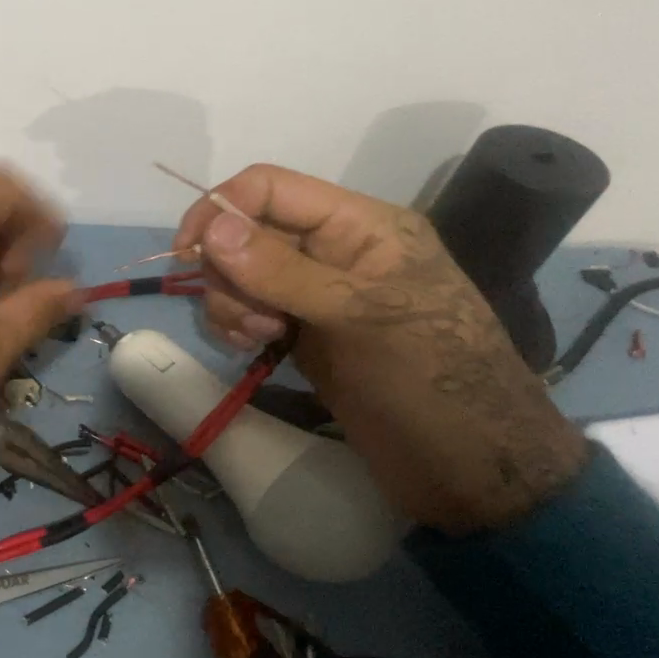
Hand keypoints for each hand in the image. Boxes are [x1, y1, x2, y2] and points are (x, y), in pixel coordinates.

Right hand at [173, 165, 588, 534]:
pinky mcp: (299, 331)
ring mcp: (312, 293)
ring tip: (261, 337)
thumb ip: (282, 270)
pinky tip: (254, 347)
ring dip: (230, 302)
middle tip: (249, 313)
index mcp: (360, 225)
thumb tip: (213, 229)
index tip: (189, 252)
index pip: (270, 187)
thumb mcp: (359, 315)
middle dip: (228, 268)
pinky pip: (244, 308)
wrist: (469, 469)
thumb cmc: (429, 378)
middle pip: (244, 230)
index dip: (221, 208)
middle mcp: (332, 250)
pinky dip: (235, 323)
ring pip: (237, 273)